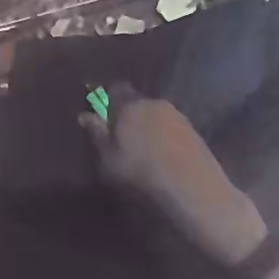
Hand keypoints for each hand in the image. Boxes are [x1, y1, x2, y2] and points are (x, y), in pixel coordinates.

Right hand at [81, 88, 268, 266]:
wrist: (193, 189)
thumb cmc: (142, 174)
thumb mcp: (110, 160)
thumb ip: (97, 134)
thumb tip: (85, 115)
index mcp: (130, 105)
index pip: (115, 89)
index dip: (107, 100)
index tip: (102, 117)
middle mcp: (155, 103)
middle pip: (136, 102)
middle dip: (128, 114)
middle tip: (121, 138)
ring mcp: (177, 115)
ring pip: (154, 114)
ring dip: (147, 126)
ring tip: (142, 150)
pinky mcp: (193, 130)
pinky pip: (170, 126)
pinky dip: (162, 135)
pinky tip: (162, 155)